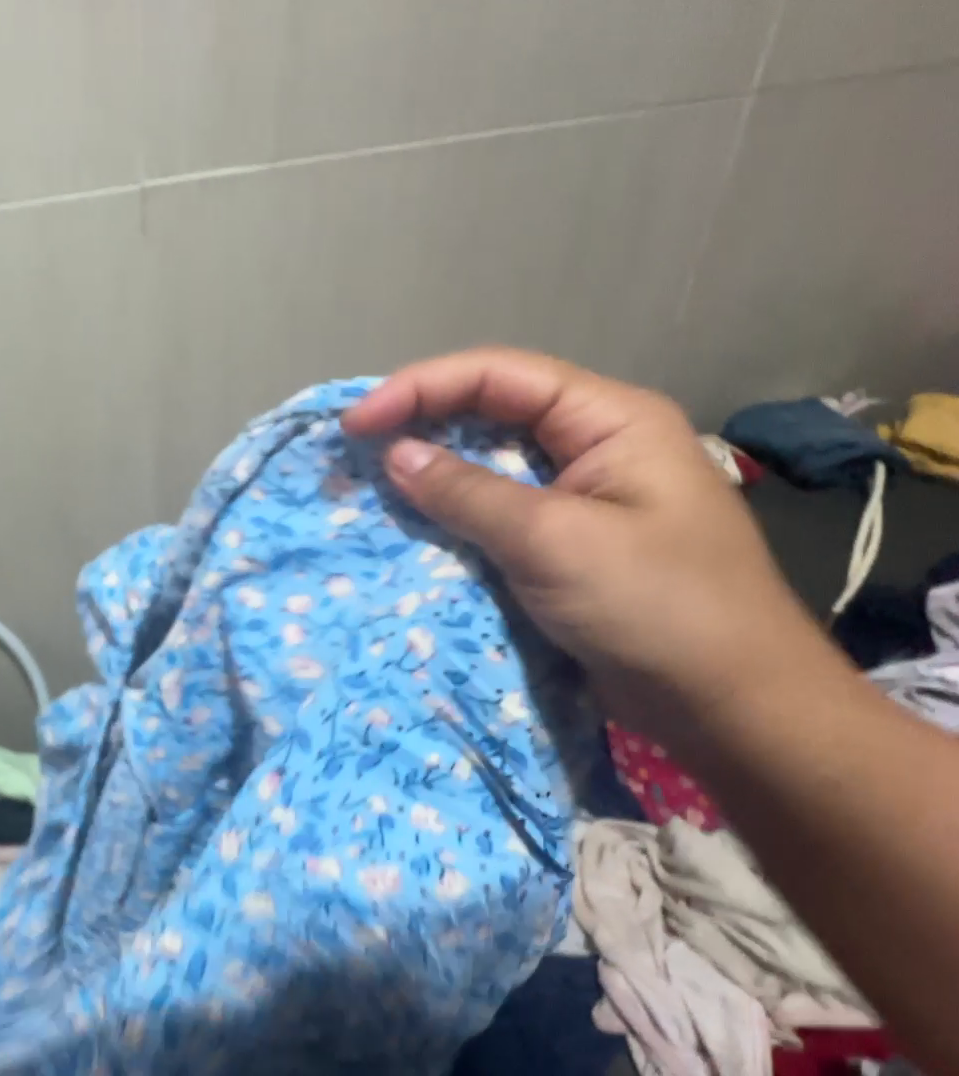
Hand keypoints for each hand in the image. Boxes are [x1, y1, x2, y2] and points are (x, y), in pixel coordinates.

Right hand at [342, 348, 827, 747]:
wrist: (732, 707)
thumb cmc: (656, 608)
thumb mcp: (552, 541)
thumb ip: (467, 493)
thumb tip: (393, 454)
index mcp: (610, 420)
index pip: (498, 376)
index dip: (418, 388)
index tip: (355, 425)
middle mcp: (592, 446)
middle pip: (488, 410)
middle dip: (416, 423)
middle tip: (351, 451)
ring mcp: (578, 496)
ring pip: (485, 463)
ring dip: (426, 471)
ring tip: (367, 485)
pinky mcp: (562, 542)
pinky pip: (491, 511)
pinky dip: (445, 513)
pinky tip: (407, 525)